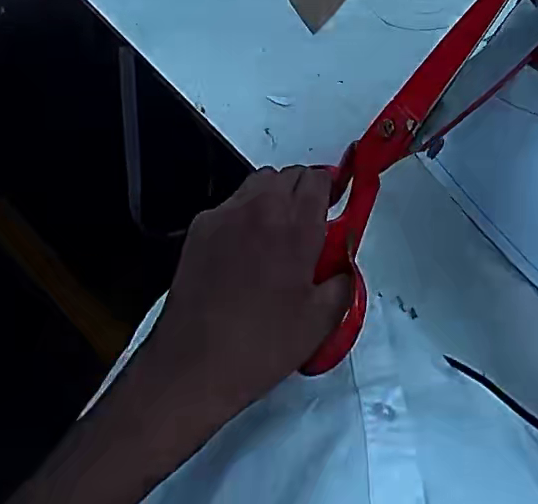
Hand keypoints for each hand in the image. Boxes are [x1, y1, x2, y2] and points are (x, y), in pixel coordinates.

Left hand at [136, 166, 350, 419]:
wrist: (195, 363)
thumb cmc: (262, 345)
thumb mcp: (320, 322)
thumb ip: (343, 281)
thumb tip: (343, 263)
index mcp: (296, 226)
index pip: (319, 178)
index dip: (330, 188)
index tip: (333, 206)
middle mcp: (261, 207)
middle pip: (289, 174)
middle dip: (303, 191)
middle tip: (306, 225)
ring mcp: (227, 212)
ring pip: (259, 182)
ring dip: (274, 196)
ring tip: (275, 235)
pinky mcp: (201, 225)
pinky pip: (231, 203)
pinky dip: (243, 214)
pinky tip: (242, 250)